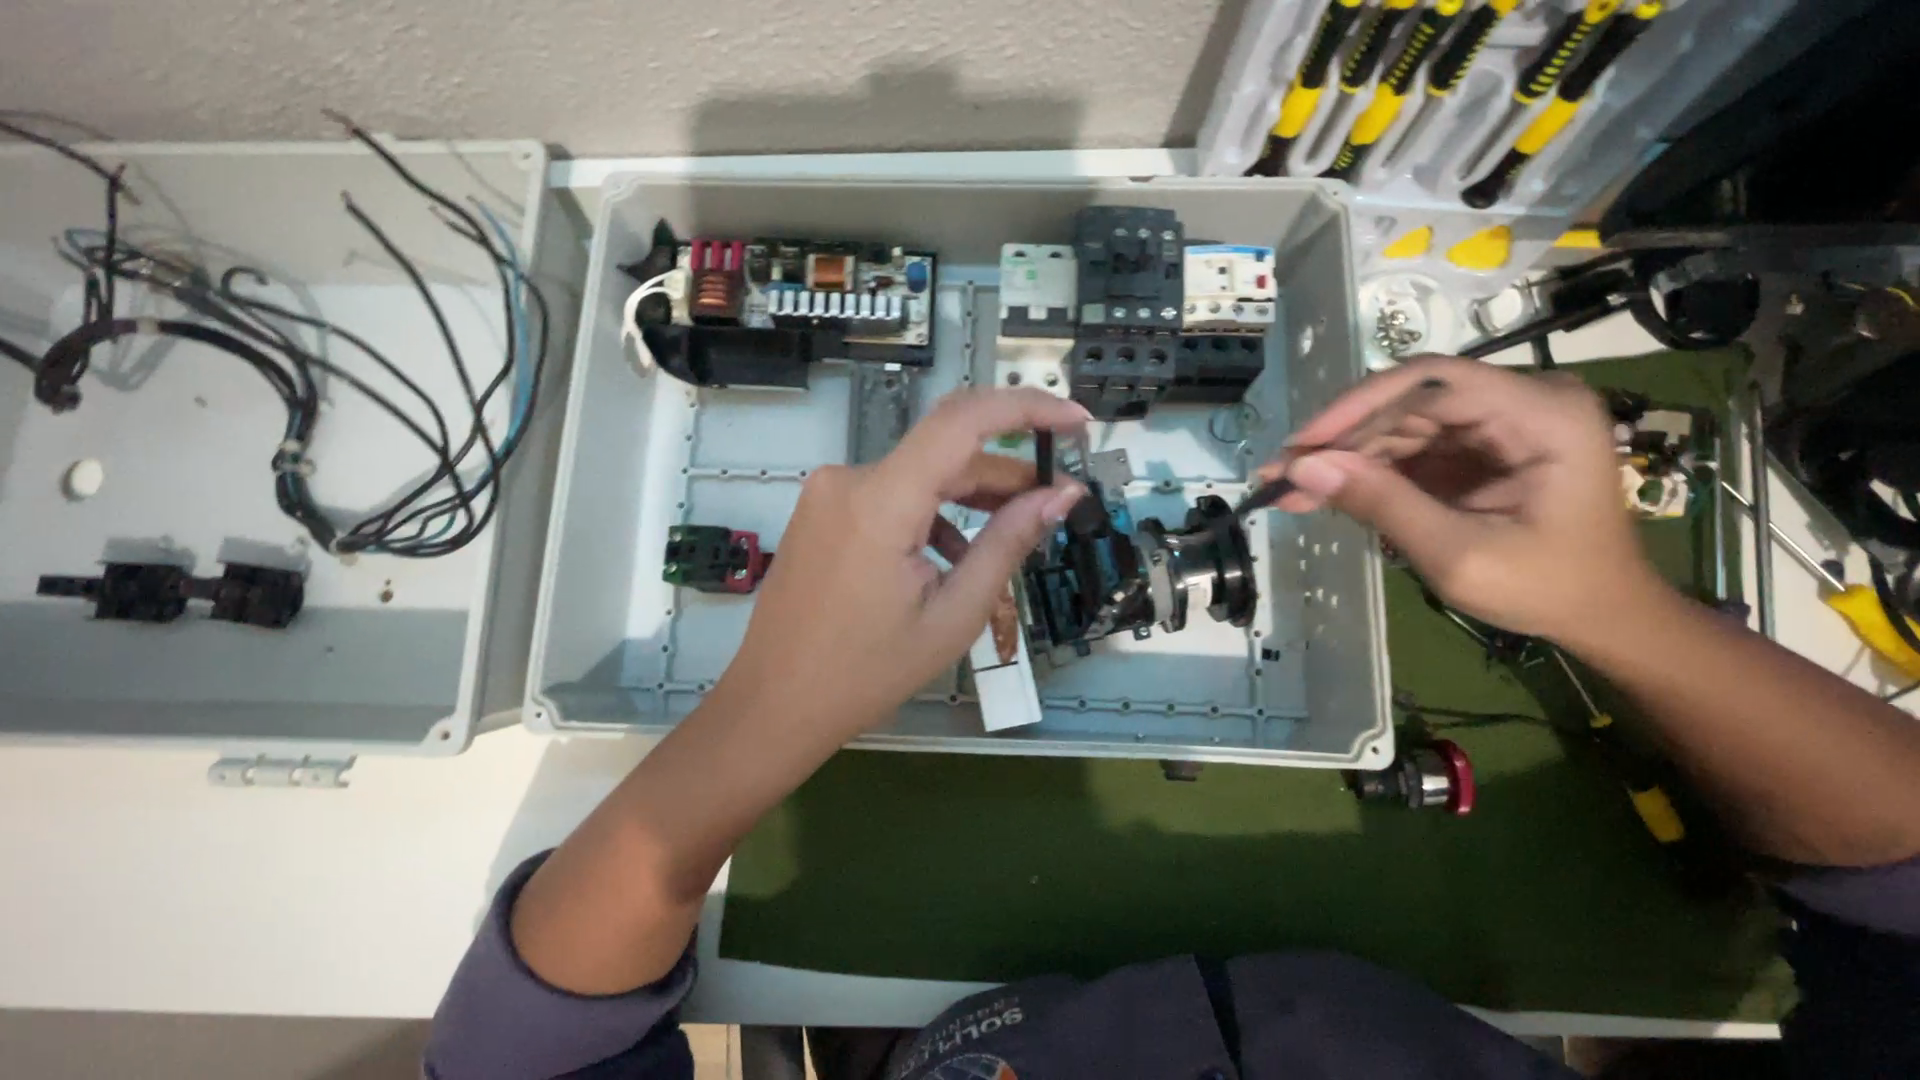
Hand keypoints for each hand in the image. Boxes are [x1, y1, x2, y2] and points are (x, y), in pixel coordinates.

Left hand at [717, 388, 1088, 740]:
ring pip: (921, 474)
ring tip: (1016, 532)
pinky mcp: (824, 510)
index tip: (1076, 421)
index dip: (1028, 408)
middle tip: (1057, 501)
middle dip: (1007, 471)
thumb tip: (1061, 495)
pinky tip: (956, 556)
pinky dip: (932, 515)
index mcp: (881, 501)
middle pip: (945, 451)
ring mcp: (829, 493)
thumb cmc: (866, 673)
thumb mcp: (953, 614)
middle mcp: (849, 479)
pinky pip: (892, 496)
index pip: (963, 420)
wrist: (775, 704)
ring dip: (971, 496)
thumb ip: (1008, 544)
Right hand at [1265, 355, 1661, 641]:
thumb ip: (1382, 505)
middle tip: (1281, 475)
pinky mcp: (1479, 445)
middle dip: (1342, 439)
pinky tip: (1323, 490)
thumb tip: (1300, 468)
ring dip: (1345, 455)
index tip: (1303, 445)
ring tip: (1289, 488)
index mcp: (1542, 414)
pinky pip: (1409, 445)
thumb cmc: (1547, 588)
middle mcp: (1523, 400)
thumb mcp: (1458, 555)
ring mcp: (1500, 421)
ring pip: (1400, 422)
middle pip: (1410, 400)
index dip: (1358, 407)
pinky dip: (1365, 469)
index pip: (1432, 383)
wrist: (1601, 614)